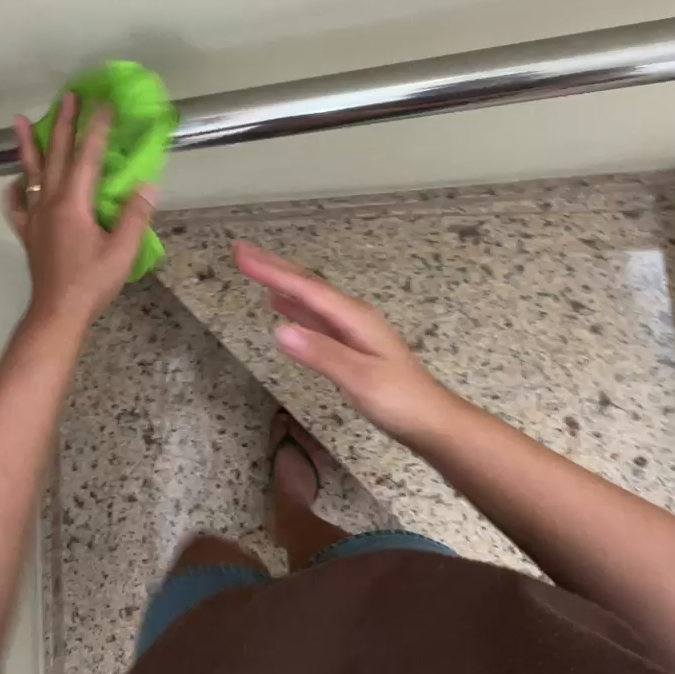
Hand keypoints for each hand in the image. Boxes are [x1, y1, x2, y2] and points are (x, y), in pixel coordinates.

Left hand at [3, 93, 157, 330]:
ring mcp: (35, 216)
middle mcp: (50, 203)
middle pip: (57, 155)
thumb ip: (134, 216)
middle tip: (68, 97)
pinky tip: (17, 181)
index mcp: (74, 203)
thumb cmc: (91, 283)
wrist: (57, 312)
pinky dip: (17, 187)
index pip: (88, 157)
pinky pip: (18, 202)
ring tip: (22, 120)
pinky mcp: (29, 232)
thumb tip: (147, 185)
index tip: (104, 104)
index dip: (97, 128)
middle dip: (64, 123)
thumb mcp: (122, 251)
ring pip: (31, 172)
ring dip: (30, 144)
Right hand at [231, 240, 462, 440]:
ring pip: (310, 297)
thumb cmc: (400, 401)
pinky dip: (295, 305)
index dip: (271, 271)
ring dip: (282, 281)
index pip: (305, 288)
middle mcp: (352, 316)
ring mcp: (352, 330)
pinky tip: (283, 305)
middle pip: (308, 284)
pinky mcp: (351, 345)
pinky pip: (315, 315)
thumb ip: (321, 354)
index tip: (240, 254)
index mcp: (354, 318)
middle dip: (273, 266)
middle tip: (240, 250)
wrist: (434, 423)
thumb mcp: (360, 380)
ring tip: (255, 268)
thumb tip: (278, 329)